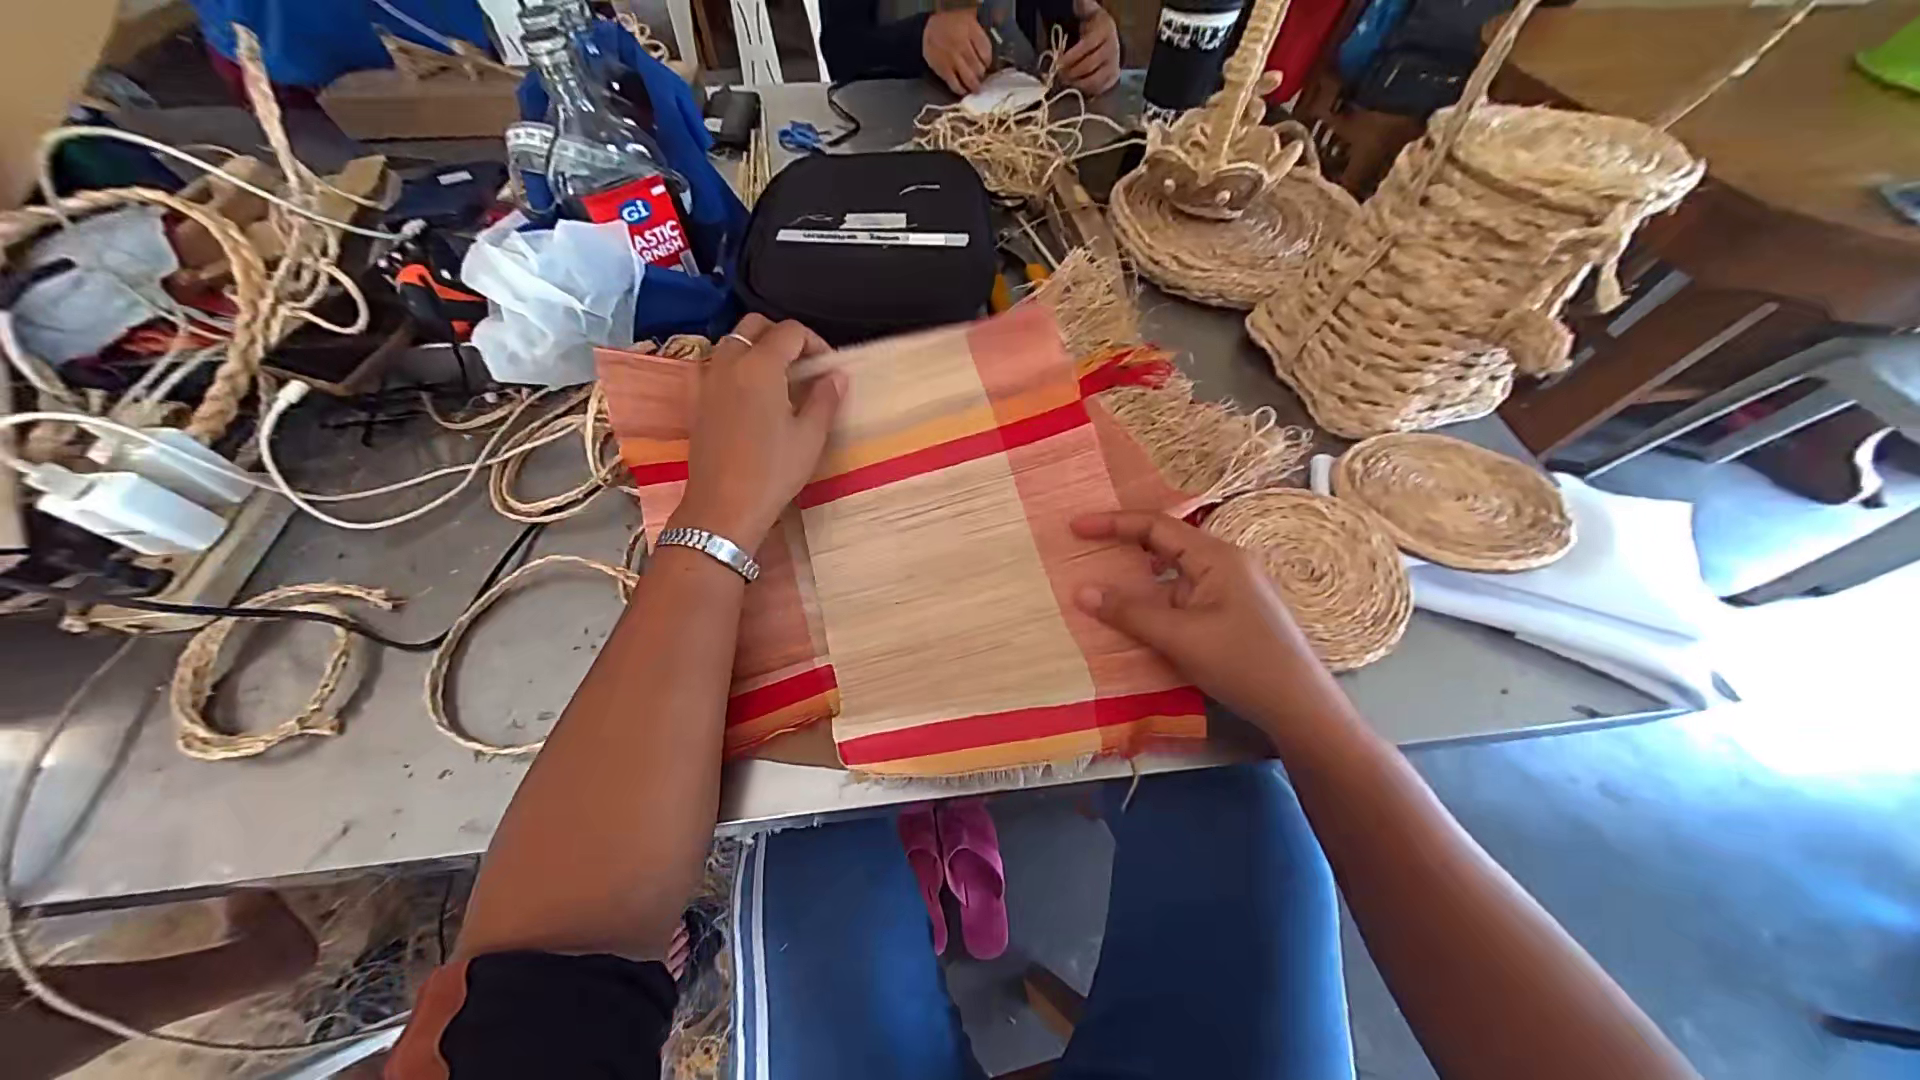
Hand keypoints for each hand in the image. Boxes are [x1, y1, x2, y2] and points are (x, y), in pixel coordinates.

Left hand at [672, 315, 845, 548]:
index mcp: (760, 367)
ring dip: (759, 348)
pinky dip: (740, 366)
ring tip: (782, 378)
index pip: (790, 332)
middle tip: (805, 363)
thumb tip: (836, 375)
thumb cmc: (772, 472)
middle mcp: (729, 363)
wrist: (723, 507)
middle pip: (755, 325)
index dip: (815, 342)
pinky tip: (757, 397)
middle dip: (783, 336)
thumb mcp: (810, 437)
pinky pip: (720, 365)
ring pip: (734, 342)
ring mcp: (708, 381)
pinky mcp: (698, 401)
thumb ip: (825, 398)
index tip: (829, 366)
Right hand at [924, 8, 991, 94]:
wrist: (926, 31)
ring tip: (976, 88)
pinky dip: (961, 90)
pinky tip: (964, 90)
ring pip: (969, 78)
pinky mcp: (944, 70)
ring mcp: (953, 59)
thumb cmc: (950, 25)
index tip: (986, 64)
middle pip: (979, 67)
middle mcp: (962, 44)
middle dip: (981, 74)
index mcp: (970, 29)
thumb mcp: (967, 18)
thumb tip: (996, 35)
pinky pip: (956, 85)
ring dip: (974, 86)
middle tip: (980, 76)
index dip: (988, 61)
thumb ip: (980, 30)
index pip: (986, 51)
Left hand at [1057, 0, 1119, 94]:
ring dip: (1077, 84)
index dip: (1071, 56)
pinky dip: (1086, 90)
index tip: (1058, 62)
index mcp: (1105, 29)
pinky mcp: (1113, 77)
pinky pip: (1098, 89)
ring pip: (1094, 80)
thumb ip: (1082, 6)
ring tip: (1066, 82)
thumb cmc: (1091, 27)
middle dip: (1071, 72)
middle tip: (1060, 75)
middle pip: (1089, 66)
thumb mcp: (1086, 12)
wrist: (1106, 38)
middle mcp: (1113, 47)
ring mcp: (1114, 63)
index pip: (1087, 46)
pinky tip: (1077, 86)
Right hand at [1070, 511, 1358, 741]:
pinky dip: (1155, 603)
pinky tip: (1135, 620)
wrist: (1300, 706)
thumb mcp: (1180, 637)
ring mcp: (1230, 589)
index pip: (1156, 526)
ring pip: (1172, 575)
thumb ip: (1129, 612)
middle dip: (1123, 547)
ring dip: (1138, 581)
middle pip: (1164, 545)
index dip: (1113, 523)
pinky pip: (1182, 597)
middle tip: (1084, 551)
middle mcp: (1224, 563)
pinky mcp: (1230, 613)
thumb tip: (1081, 592)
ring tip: (1101, 587)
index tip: (1076, 527)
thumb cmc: (1243, 663)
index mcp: (1216, 556)